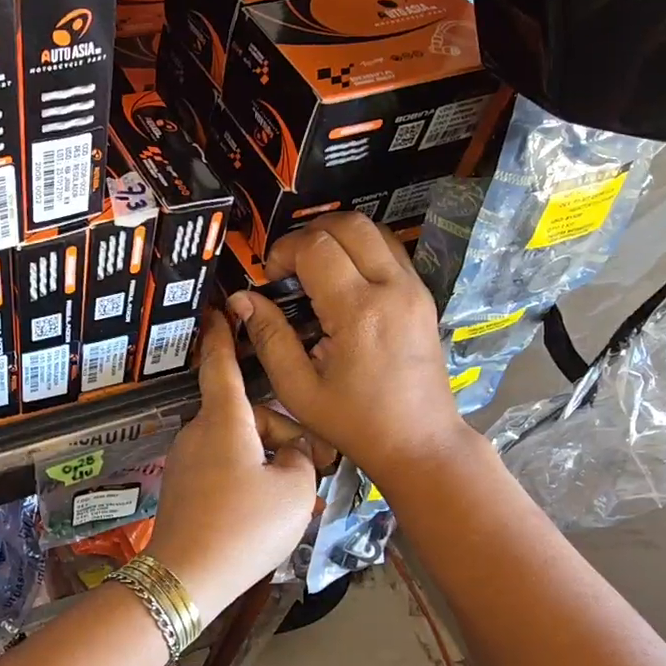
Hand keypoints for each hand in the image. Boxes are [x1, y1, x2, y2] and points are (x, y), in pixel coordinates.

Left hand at [145, 313, 319, 617]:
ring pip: (238, 446)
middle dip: (281, 435)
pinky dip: (247, 480)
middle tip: (311, 473)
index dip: (224, 336)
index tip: (220, 310)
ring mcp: (186, 461)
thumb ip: (301, 457)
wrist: (188, 576)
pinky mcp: (183, 487)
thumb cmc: (246, 526)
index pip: (222, 365)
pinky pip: (223, 469)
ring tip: (290, 502)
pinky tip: (263, 514)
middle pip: (247, 416)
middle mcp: (198, 432)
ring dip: (266, 461)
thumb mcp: (296, 488)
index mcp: (224, 420)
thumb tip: (290, 452)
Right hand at [226, 212, 470, 471]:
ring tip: (313, 270)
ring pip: (374, 230)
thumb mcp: (298, 389)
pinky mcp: (423, 296)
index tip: (270, 277)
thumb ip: (269, 338)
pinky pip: (390, 251)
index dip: (284, 251)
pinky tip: (341, 283)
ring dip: (338, 238)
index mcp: (357, 312)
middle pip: (350, 223)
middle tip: (289, 266)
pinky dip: (361, 251)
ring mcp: (413, 289)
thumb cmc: (354, 423)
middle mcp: (391, 289)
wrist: (419, 442)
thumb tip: (242, 300)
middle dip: (310, 234)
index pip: (317, 247)